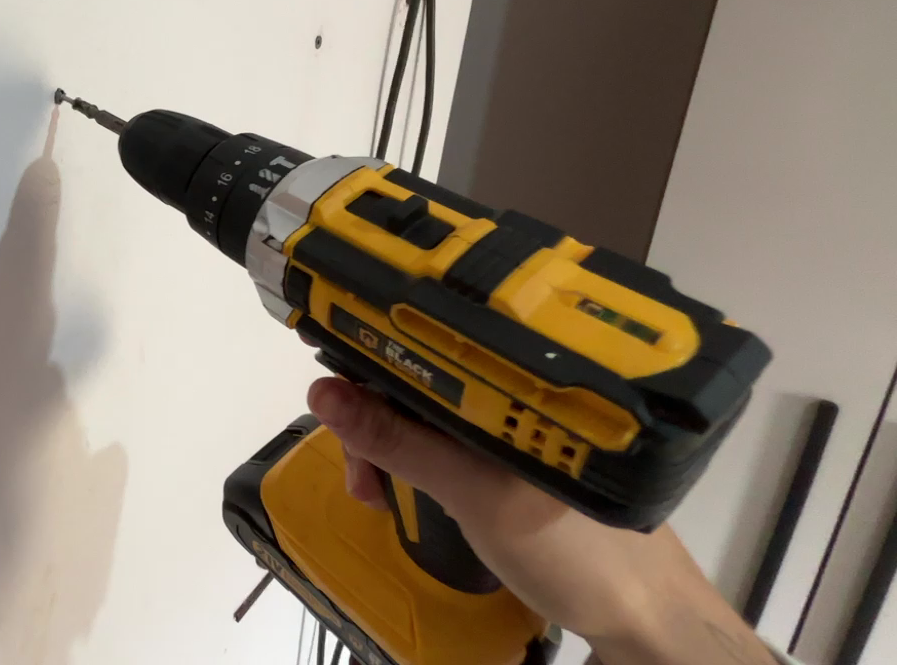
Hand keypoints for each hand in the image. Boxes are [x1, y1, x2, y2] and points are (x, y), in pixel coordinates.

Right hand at [307, 378, 776, 664]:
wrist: (651, 627)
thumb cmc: (574, 550)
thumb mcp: (473, 493)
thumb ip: (396, 440)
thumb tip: (320, 390)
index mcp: (505, 382)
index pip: (418, 343)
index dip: (366, 361)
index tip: (334, 403)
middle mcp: (502, 394)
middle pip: (408, 382)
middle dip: (369, 423)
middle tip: (361, 474)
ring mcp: (502, 428)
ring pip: (416, 414)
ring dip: (382, 448)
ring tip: (374, 493)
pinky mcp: (500, 459)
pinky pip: (434, 443)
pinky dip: (406, 464)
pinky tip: (398, 493)